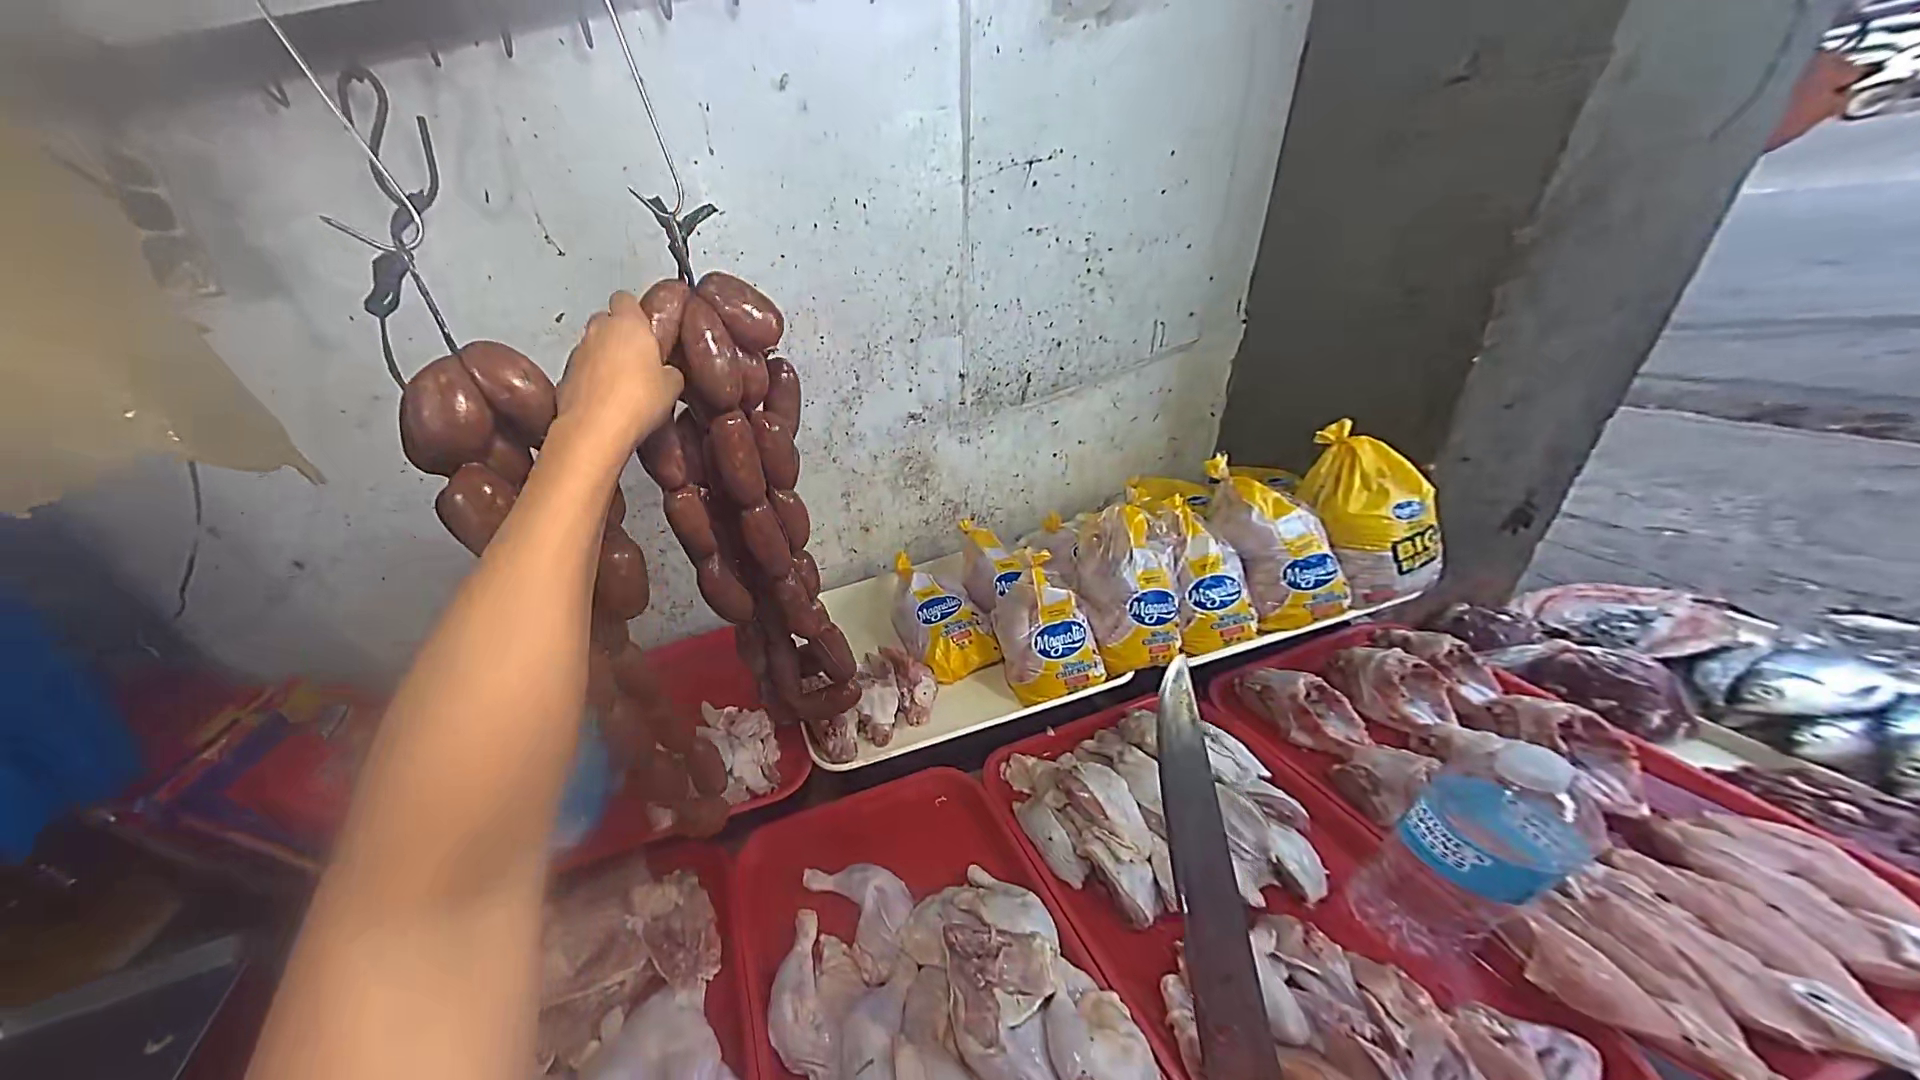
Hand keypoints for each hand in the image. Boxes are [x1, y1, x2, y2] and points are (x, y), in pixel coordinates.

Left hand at [556, 291, 684, 448]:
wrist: (596, 428)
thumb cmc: (639, 399)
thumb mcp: (673, 386)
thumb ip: (670, 370)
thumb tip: (666, 372)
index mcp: (628, 323)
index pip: (626, 299)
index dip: (637, 311)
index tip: (648, 328)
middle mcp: (598, 330)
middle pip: (606, 320)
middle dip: (619, 334)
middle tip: (639, 359)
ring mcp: (577, 352)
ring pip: (593, 345)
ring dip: (605, 357)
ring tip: (624, 385)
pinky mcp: (564, 375)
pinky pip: (582, 369)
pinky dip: (592, 378)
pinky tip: (608, 400)